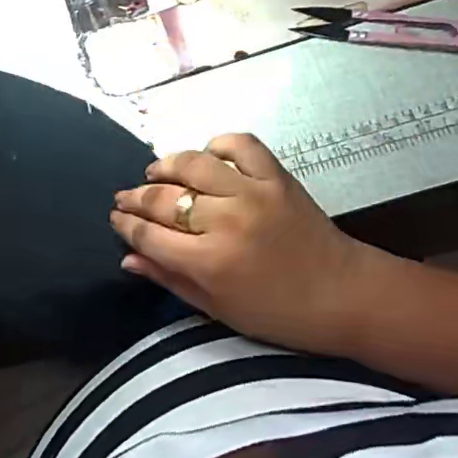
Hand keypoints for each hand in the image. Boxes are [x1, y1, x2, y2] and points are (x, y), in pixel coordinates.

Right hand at [110, 133, 376, 355]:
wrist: (342, 294)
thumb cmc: (277, 313)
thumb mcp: (217, 309)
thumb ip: (170, 279)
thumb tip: (128, 258)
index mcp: (209, 262)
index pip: (149, 234)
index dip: (125, 225)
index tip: (115, 218)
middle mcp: (225, 221)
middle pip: (164, 198)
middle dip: (136, 197)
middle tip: (125, 198)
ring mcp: (253, 193)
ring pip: (194, 163)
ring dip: (166, 165)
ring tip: (155, 171)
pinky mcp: (276, 177)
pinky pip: (240, 145)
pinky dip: (219, 144)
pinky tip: (207, 156)